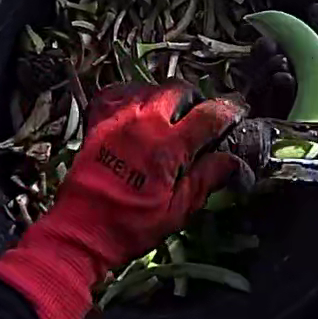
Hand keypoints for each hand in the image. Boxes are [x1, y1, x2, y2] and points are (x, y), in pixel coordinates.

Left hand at [0, 82, 247, 318]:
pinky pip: (117, 94)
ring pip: (148, 88)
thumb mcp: (176, 210)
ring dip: (164, 97)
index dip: (228, 111)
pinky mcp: (98, 122)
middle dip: (193, 98)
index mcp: (167, 146)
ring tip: (169, 116)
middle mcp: (143, 122)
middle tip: (198, 116)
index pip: (207, 115)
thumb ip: (205, 178)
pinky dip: (131, 96)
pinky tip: (137, 110)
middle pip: (177, 89)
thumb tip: (234, 161)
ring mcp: (117, 118)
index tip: (237, 112)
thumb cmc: (131, 226)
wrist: (80, 230)